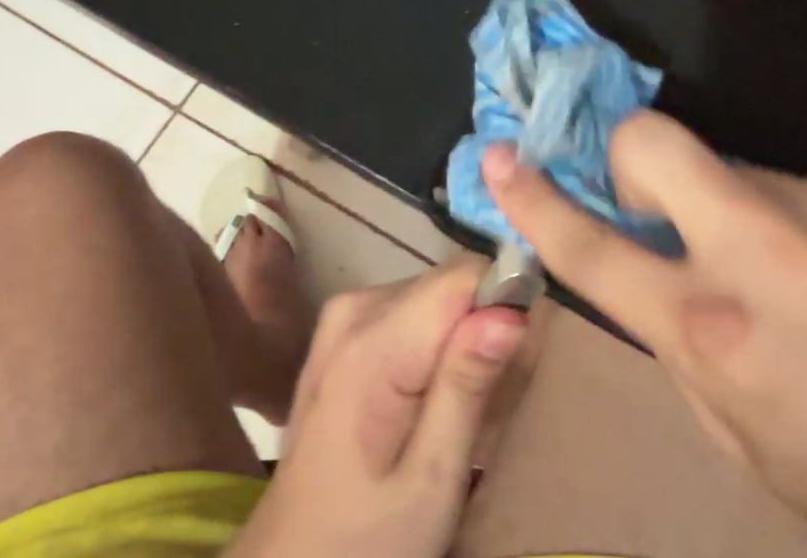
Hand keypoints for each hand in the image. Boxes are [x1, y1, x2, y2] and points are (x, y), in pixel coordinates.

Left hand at [227, 261, 527, 557]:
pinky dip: (436, 348)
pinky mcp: (344, 329)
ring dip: (462, 344)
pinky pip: (414, 313)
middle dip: (484, 333)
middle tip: (486, 408)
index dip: (503, 310)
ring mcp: (343, 316)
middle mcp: (353, 309)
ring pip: (438, 297)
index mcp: (371, 343)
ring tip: (456, 414)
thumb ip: (467, 387)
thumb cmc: (367, 535)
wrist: (294, 557)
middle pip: (451, 285)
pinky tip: (428, 402)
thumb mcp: (432, 478)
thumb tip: (512, 311)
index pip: (464, 276)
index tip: (512, 370)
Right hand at [484, 112, 806, 557]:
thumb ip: (681, 346)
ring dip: (728, 211)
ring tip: (787, 281)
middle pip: (656, 144)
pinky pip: (798, 191)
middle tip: (655, 208)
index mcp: (721, 333)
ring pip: (733, 171)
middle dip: (630, 159)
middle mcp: (769, 251)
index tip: (499, 157)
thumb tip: (651, 273)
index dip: (534, 201)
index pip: (595, 249)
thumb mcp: (743, 440)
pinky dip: (790, 224)